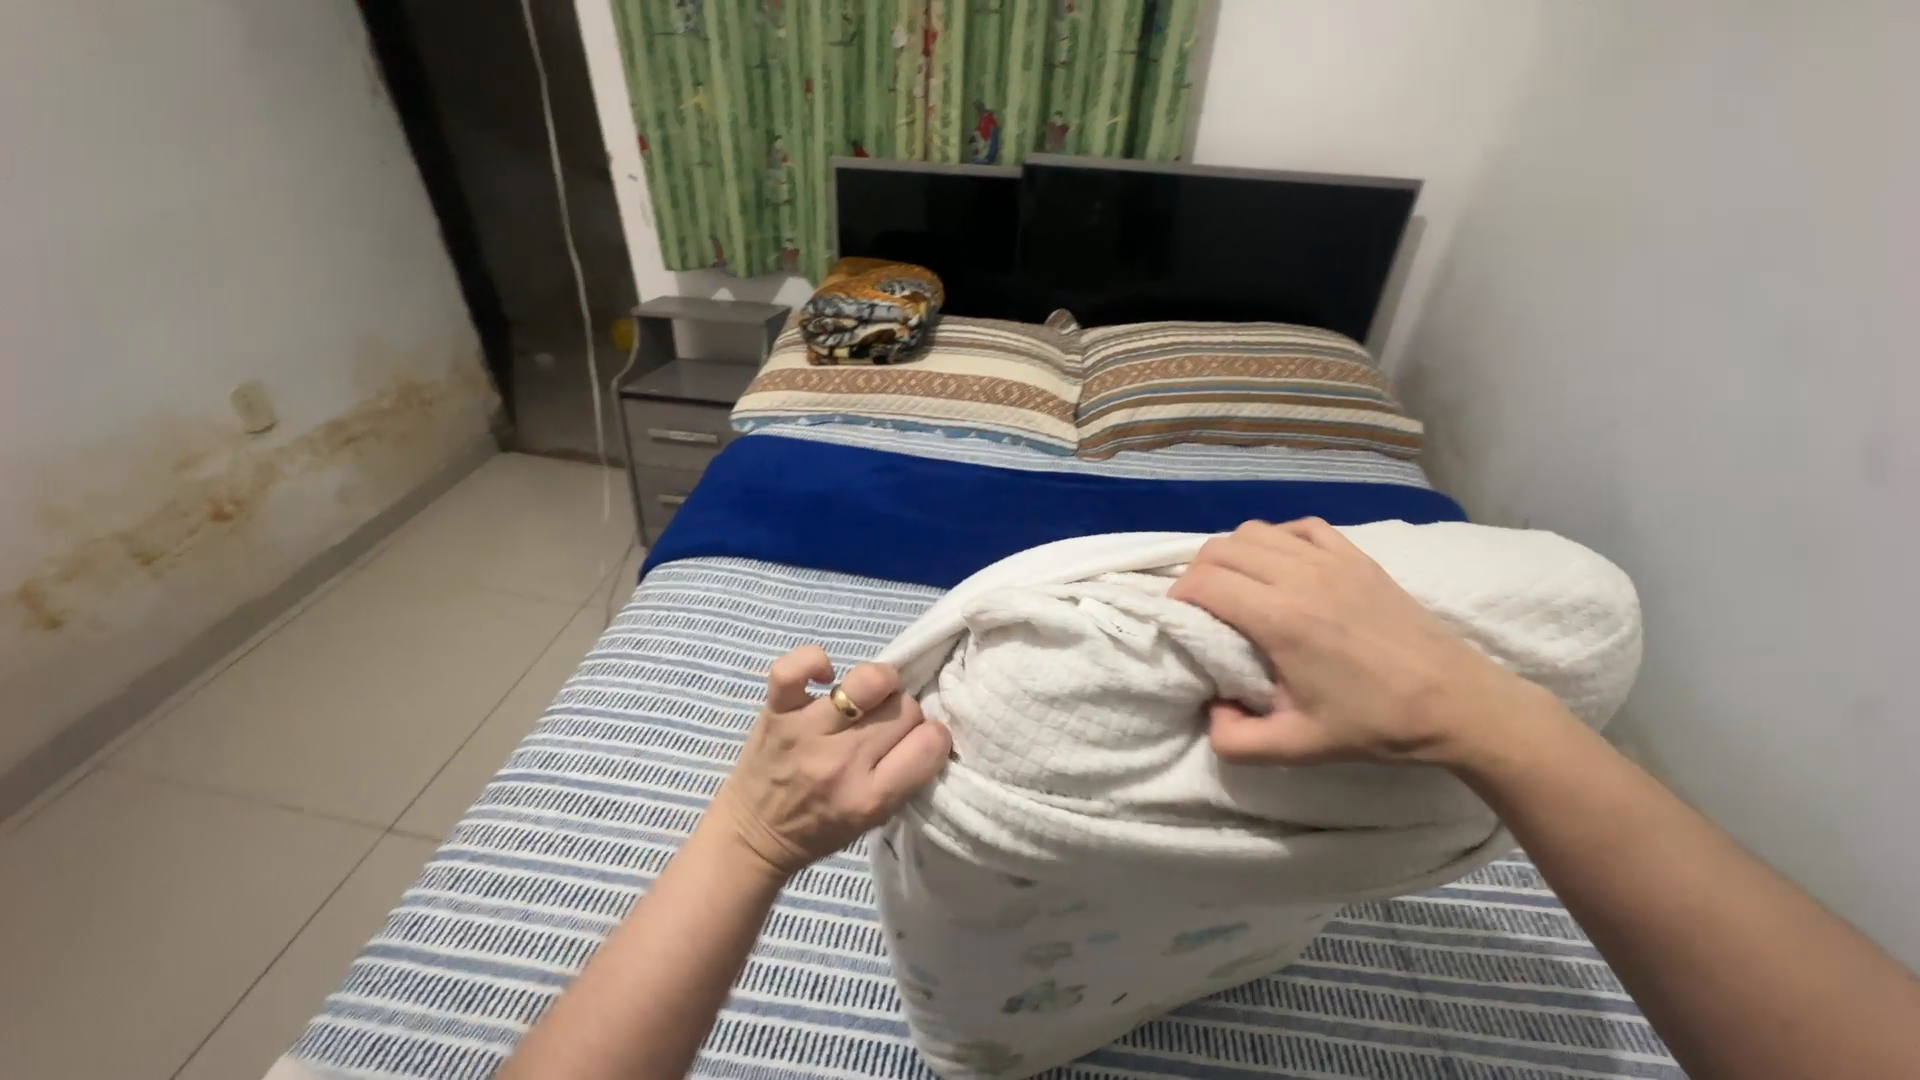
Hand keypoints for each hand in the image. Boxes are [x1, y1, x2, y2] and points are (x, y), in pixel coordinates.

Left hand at [706, 647, 951, 878]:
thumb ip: (905, 776)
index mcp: (870, 798)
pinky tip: (823, 676)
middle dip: (903, 714)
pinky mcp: (776, 712)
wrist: (752, 837)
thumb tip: (928, 727)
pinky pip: (794, 668)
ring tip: (866, 697)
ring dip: (878, 683)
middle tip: (884, 728)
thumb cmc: (820, 829)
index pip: (931, 743)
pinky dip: (812, 661)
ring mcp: (806, 733)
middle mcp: (841, 763)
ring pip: (869, 681)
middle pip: (905, 708)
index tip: (917, 742)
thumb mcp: (874, 820)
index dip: (933, 737)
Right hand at [1167, 518, 1555, 767]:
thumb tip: (1209, 712)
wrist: (1457, 702)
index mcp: (1281, 619)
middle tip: (1200, 607)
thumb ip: (1236, 741)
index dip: (1178, 597)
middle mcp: (1300, 577)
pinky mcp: (1357, 556)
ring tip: (1236, 586)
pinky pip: (1299, 527)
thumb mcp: (1298, 748)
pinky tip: (1281, 567)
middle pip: (1220, 549)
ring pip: (1254, 531)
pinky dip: (1276, 540)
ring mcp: (1331, 560)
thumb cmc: (1375, 724)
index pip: (1204, 582)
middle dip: (1196, 574)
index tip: (1180, 621)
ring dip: (1231, 554)